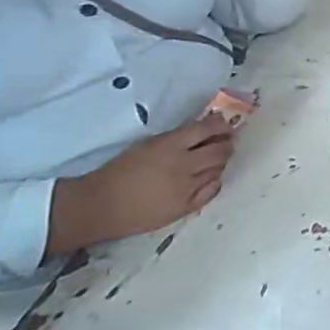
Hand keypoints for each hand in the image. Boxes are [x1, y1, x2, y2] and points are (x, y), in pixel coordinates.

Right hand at [45, 114, 233, 255]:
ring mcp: (187, 187)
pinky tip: (210, 178)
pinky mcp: (186, 206)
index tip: (224, 123)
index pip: (205, 129)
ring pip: (218, 169)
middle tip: (227, 140)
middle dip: (226, 143)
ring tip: (217, 158)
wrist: (103, 206)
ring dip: (220, 161)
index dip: (219, 125)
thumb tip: (200, 132)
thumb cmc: (119, 170)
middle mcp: (184, 165)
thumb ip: (175, 138)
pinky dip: (214, 181)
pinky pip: (212, 190)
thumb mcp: (147, 145)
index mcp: (170, 146)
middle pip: (219, 150)